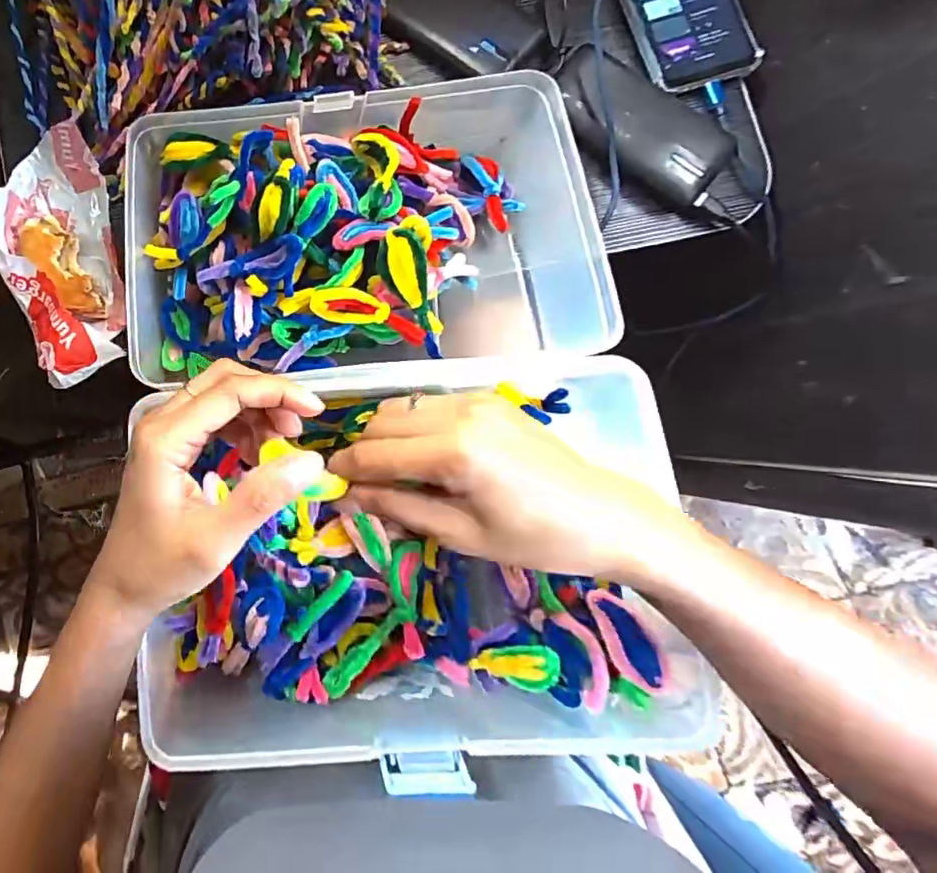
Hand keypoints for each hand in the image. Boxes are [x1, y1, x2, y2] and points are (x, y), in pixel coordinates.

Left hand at [88, 360, 326, 620]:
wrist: (121, 588)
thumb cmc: (162, 567)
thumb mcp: (217, 539)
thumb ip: (263, 496)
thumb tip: (312, 461)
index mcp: (165, 438)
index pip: (228, 390)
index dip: (277, 392)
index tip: (316, 411)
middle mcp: (161, 422)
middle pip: (222, 380)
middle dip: (268, 395)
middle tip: (298, 429)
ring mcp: (163, 430)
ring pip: (219, 394)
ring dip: (257, 410)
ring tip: (282, 446)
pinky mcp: (170, 443)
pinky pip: (213, 416)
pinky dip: (242, 425)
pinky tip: (257, 454)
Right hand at [326, 391, 697, 582]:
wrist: (607, 515)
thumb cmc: (538, 539)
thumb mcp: (463, 536)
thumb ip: (400, 510)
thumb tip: (350, 499)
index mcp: (453, 450)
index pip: (375, 454)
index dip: (345, 472)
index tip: (329, 488)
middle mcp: (458, 411)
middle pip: (380, 422)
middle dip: (363, 453)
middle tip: (365, 488)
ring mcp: (473, 398)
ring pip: (400, 406)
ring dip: (385, 435)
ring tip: (396, 472)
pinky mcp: (486, 397)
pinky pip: (428, 402)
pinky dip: (412, 425)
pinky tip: (426, 455)